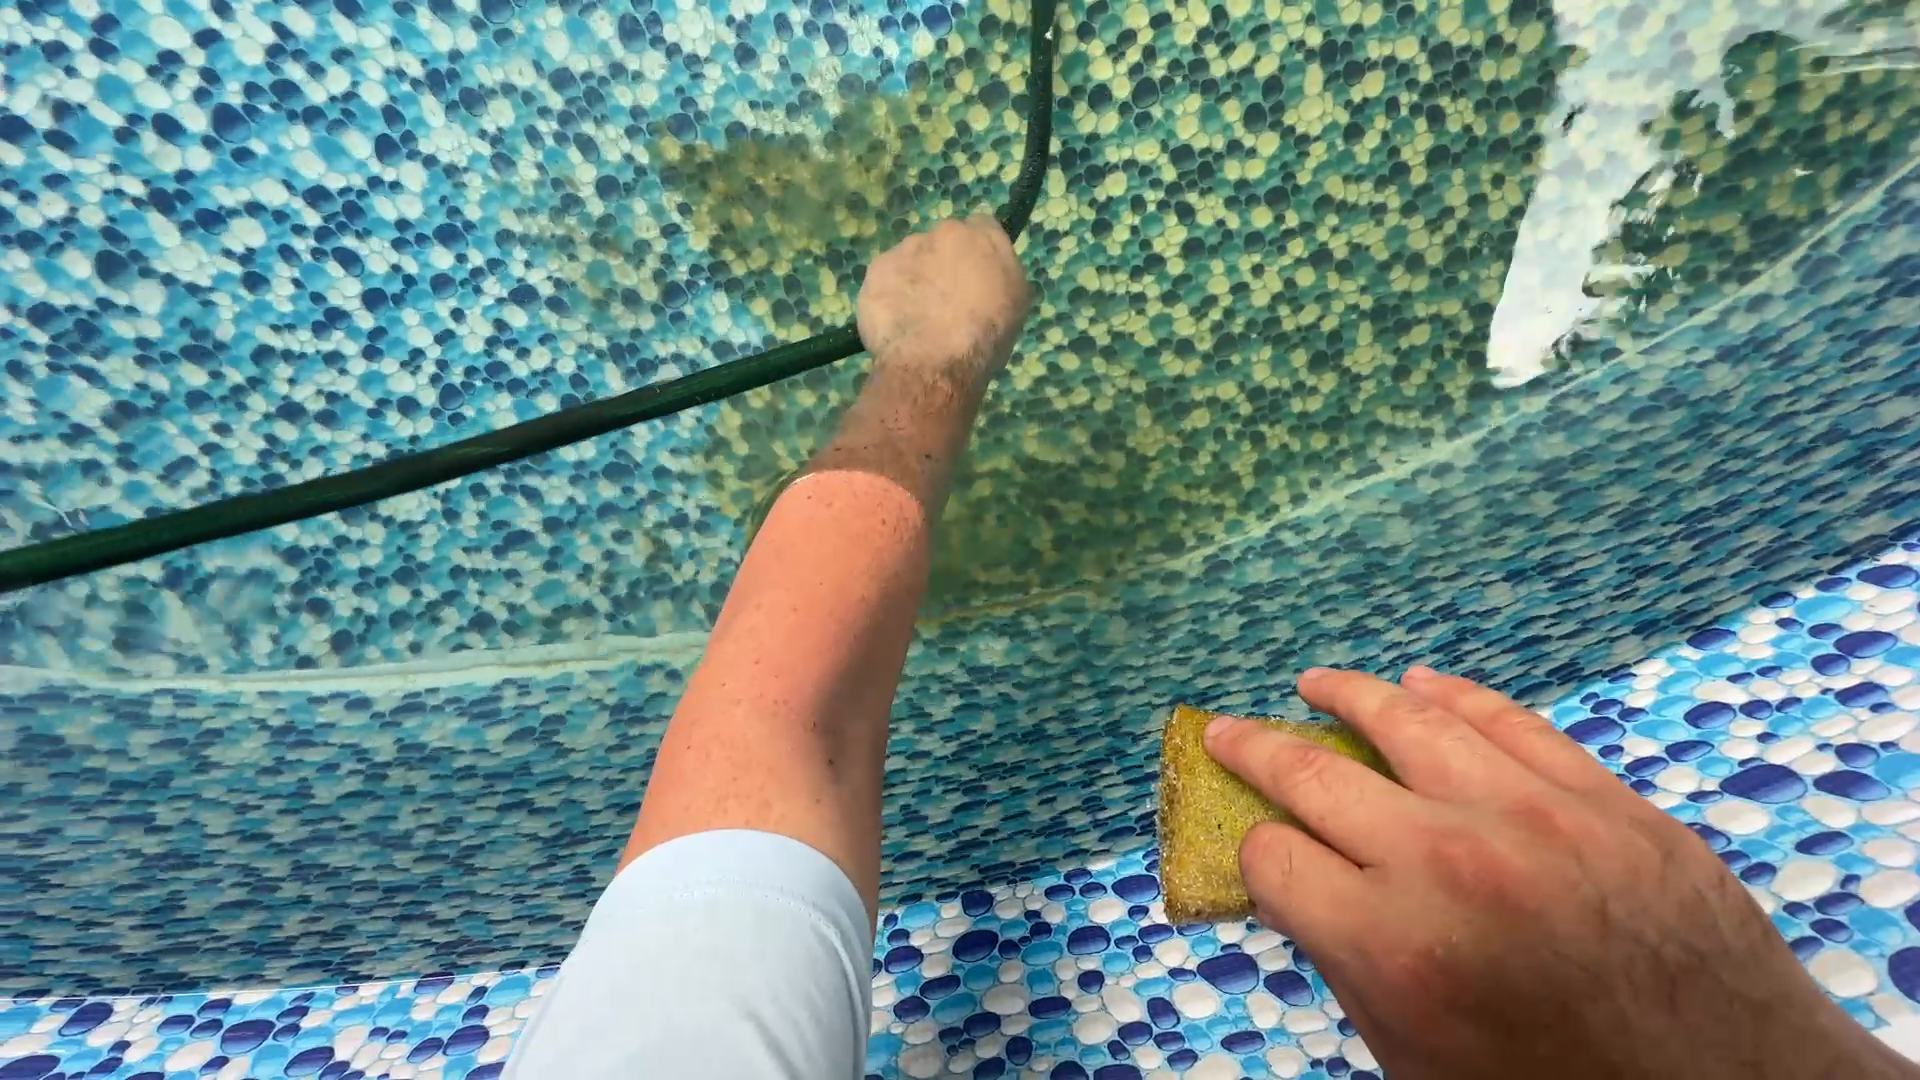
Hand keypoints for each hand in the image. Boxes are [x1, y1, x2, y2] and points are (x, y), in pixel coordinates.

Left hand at [856, 215, 1031, 390]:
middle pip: (942, 242)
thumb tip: (987, 272)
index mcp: (982, 238)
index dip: (976, 253)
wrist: (936, 363)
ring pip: (909, 260)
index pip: (982, 227)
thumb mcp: (1015, 305)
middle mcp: (943, 232)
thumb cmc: (986, 339)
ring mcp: (905, 249)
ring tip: (915, 319)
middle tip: (943, 303)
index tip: (973, 277)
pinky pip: (884, 280)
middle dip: (942, 265)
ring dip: (913, 280)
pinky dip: (889, 297)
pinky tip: (895, 323)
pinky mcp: (875, 271)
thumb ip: (1000, 275)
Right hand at [1204, 666, 1917, 1079]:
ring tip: (1312, 683)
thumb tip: (1290, 865)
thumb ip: (1339, 950)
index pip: (1270, 856)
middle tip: (1225, 731)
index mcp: (1392, 947)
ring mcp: (1532, 819)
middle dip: (1250, 747)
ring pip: (1403, 717)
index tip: (1267, 859)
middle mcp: (1448, 866)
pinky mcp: (1605, 799)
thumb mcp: (1409, 1051)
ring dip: (1341, 692)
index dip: (1256, 857)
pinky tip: (1417, 683)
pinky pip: (1506, 719)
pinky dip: (1450, 693)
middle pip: (1308, 772)